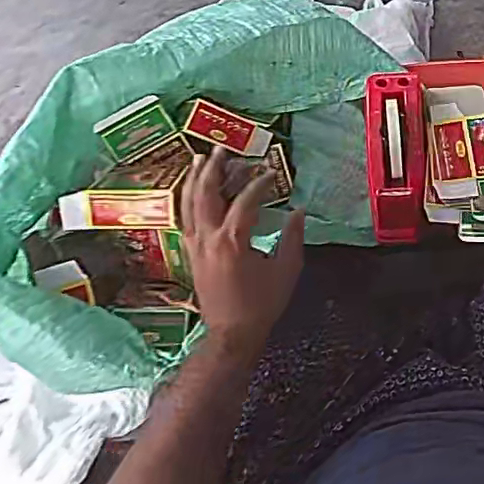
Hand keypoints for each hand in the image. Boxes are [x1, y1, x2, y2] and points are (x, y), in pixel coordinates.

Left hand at [180, 146, 305, 352]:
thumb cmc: (261, 304)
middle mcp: (209, 237)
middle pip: (207, 193)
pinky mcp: (190, 252)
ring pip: (189, 203)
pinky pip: (185, 217)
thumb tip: (298, 212)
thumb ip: (292, 238)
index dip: (259, 184)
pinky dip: (188, 199)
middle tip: (222, 150)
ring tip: (201, 160)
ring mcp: (195, 244)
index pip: (246, 201)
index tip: (271, 174)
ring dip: (196, 179)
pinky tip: (193, 190)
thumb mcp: (286, 270)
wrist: (231, 333)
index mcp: (233, 240)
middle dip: (215, 169)